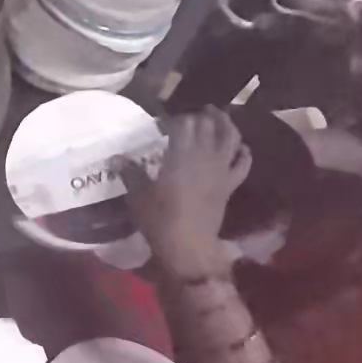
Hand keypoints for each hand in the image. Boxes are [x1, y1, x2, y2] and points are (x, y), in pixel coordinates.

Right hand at [120, 108, 250, 280]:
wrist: (188, 247)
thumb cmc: (159, 221)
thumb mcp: (137, 197)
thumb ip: (130, 174)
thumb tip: (118, 158)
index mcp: (181, 156)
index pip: (183, 123)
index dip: (173, 119)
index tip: (160, 123)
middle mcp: (205, 156)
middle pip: (208, 125)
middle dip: (198, 116)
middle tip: (187, 116)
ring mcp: (222, 170)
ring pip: (231, 137)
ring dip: (225, 123)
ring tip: (217, 115)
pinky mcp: (230, 184)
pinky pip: (242, 162)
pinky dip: (242, 151)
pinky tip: (239, 146)